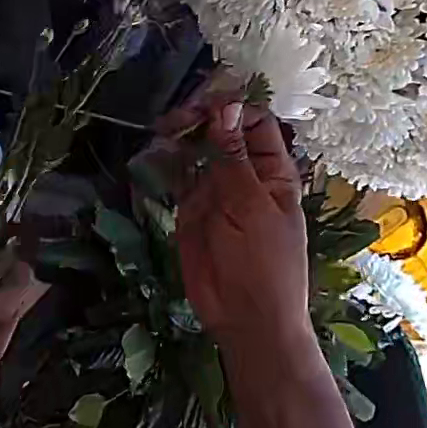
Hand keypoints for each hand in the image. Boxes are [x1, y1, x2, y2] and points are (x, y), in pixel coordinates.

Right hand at [173, 100, 310, 355]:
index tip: (202, 108)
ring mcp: (215, 188)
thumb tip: (225, 108)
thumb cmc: (264, 264)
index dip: (231, 109)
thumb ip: (233, 158)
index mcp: (272, 170)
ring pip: (196, 149)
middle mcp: (243, 172)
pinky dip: (165, 162)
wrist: (245, 320)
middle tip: (173, 120)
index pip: (254, 122)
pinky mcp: (191, 205)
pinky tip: (154, 154)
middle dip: (198, 118)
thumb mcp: (250, 207)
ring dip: (179, 137)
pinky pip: (177, 175)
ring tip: (160, 131)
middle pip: (220, 130)